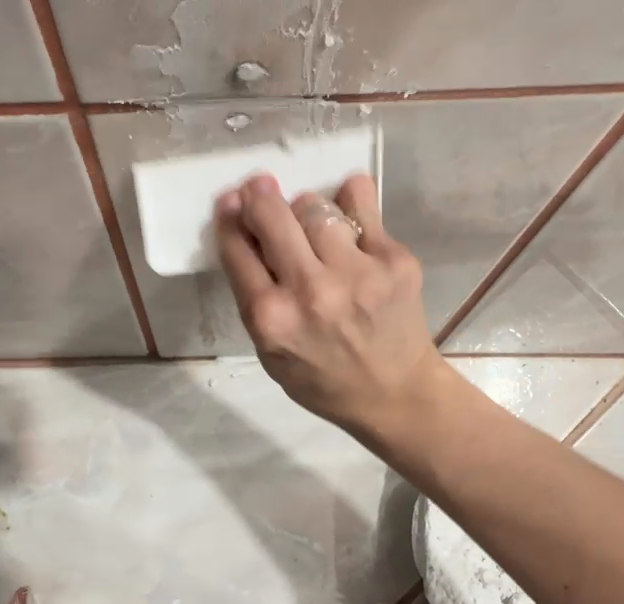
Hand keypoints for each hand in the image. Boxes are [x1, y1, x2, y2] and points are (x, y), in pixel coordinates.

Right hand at [215, 172, 444, 436]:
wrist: (394, 394)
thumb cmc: (323, 380)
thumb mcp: (272, 355)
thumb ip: (256, 301)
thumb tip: (246, 238)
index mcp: (272, 320)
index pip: (237, 250)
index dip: (229, 219)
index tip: (231, 204)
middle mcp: (310, 291)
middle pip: (272, 214)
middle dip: (259, 196)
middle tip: (260, 189)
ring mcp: (356, 272)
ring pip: (315, 205)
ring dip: (305, 209)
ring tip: (309, 224)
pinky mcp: (393, 259)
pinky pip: (362, 204)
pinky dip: (350, 203)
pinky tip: (347, 216)